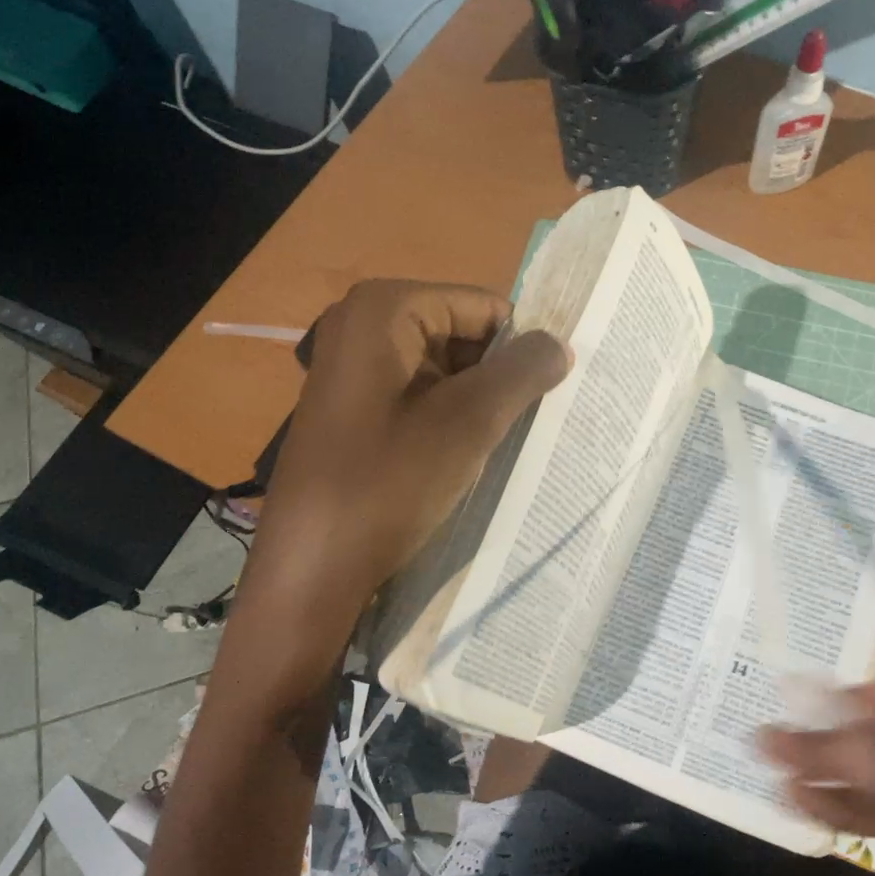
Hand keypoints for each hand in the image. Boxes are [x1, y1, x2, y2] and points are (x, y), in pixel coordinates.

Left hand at [250, 280, 571, 612]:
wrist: (312, 567)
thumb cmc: (388, 484)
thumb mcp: (468, 423)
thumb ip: (523, 372)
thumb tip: (561, 344)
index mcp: (385, 309)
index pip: (485, 308)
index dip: (521, 350)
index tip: (547, 398)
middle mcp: (362, 326)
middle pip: (464, 336)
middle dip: (498, 379)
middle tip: (526, 427)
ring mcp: (353, 371)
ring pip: (446, 373)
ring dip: (478, 407)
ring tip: (497, 448)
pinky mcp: (352, 412)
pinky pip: (420, 400)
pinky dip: (450, 424)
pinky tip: (463, 462)